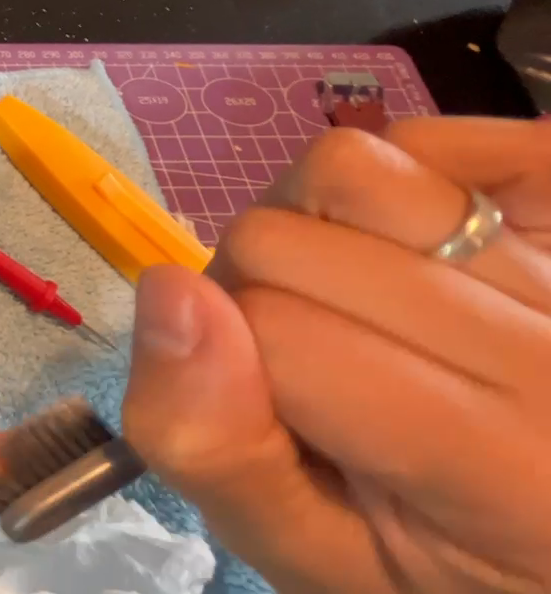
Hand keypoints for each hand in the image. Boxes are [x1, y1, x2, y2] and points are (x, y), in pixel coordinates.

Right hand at [122, 117, 550, 593]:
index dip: (230, 363)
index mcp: (503, 469)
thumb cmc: (419, 562)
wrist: (540, 526)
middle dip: (251, 292)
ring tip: (336, 288)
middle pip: (290, 240)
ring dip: (301, 221)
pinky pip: (437, 134)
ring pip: (351, 165)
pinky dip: (390, 171)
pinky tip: (399, 246)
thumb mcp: (300, 549)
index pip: (276, 329)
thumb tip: (172, 288)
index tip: (267, 410)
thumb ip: (213, 445)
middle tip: (292, 357)